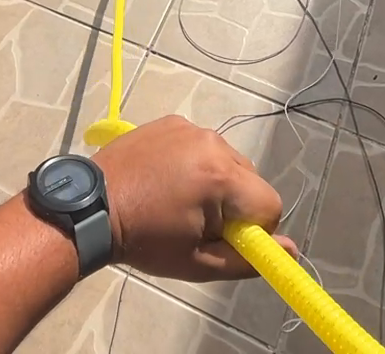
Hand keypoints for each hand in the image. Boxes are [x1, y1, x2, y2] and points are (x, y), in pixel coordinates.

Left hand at [92, 115, 296, 281]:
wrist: (93, 204)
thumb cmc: (146, 238)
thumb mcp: (199, 263)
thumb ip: (248, 259)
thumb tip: (290, 251)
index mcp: (222, 176)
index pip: (270, 203)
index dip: (254, 230)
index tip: (222, 239)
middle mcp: (212, 142)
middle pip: (250, 179)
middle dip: (235, 204)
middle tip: (198, 223)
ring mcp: (190, 127)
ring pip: (227, 161)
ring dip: (216, 181)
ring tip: (179, 200)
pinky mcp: (171, 121)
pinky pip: (201, 145)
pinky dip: (195, 162)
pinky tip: (167, 178)